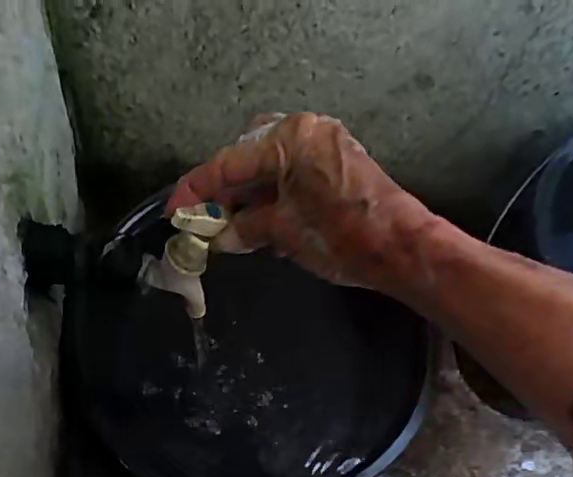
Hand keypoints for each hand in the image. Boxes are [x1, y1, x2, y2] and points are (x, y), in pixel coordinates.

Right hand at [165, 113, 440, 290]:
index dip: (196, 190)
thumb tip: (219, 237)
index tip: (174, 211)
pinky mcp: (333, 165)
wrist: (398, 248)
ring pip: (267, 167)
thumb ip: (245, 228)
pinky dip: (269, 197)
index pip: (228, 163)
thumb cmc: (341, 237)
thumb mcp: (283, 233)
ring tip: (228, 229)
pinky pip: (288, 175)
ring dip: (245, 197)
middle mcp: (305, 132)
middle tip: (205, 222)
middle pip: (246, 157)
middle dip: (222, 191)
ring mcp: (322, 146)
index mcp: (289, 140)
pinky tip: (258, 225)